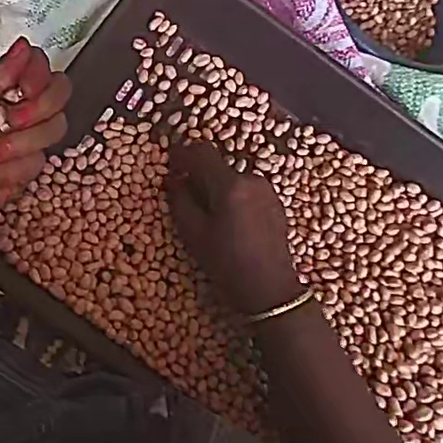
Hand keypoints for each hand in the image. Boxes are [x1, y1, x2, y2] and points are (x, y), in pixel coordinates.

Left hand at [0, 39, 69, 298]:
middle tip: (8, 121)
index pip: (36, 67)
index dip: (37, 76)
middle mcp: (13, 111)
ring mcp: (23, 141)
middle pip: (58, 95)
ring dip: (17, 144)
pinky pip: (37, 163)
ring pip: (53, 129)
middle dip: (36, 109)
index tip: (22, 89)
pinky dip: (8, 171)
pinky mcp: (26, 171)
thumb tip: (22, 49)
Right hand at [166, 142, 302, 315]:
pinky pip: (245, 190)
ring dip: (214, 187)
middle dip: (197, 174)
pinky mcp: (274, 202)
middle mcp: (251, 180)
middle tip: (180, 193)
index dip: (181, 153)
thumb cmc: (228, 265)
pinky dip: (230, 196)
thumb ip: (180, 201)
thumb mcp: (194, 235)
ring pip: (231, 178)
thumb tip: (173, 180)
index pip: (201, 152)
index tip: (168, 162)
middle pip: (217, 166)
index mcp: (230, 186)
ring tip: (204, 214)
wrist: (270, 290)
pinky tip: (225, 221)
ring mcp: (266, 190)